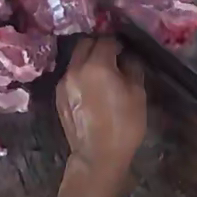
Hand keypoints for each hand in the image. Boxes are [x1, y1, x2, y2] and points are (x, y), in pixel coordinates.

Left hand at [57, 37, 146, 180]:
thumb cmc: (124, 124)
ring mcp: (63, 83)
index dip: (117, 43)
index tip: (125, 51)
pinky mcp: (58, 97)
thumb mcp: (138, 93)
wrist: (98, 156)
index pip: (106, 40)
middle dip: (99, 46)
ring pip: (75, 60)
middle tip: (112, 57)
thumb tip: (127, 58)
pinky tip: (91, 89)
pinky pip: (70, 76)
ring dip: (88, 60)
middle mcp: (75, 69)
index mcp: (97, 65)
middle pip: (84, 44)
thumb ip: (132, 68)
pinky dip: (80, 75)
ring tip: (102, 74)